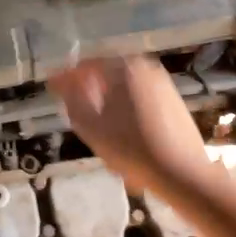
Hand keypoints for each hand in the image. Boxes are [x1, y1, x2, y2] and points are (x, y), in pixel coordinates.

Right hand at [47, 56, 210, 191]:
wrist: (182, 172)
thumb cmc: (132, 148)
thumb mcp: (91, 126)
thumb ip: (71, 99)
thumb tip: (59, 81)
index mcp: (123, 67)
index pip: (86, 63)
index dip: (67, 75)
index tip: (53, 86)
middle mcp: (144, 66)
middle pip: (107, 72)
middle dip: (89, 86)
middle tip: (74, 104)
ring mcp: (162, 82)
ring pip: (124, 84)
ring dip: (107, 96)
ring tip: (96, 120)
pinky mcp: (173, 99)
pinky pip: (140, 94)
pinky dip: (125, 104)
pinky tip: (121, 127)